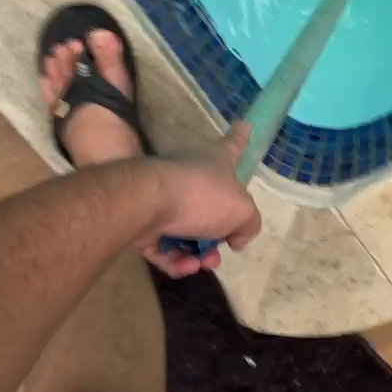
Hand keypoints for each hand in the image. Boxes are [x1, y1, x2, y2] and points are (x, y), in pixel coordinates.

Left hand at [140, 122, 261, 276]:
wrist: (146, 202)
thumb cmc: (201, 196)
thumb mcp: (243, 211)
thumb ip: (249, 225)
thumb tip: (238, 238)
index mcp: (216, 162)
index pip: (233, 146)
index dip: (241, 138)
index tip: (244, 125)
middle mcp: (190, 175)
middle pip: (211, 205)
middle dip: (220, 233)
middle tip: (225, 246)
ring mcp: (163, 199)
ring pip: (187, 232)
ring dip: (199, 253)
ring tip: (203, 263)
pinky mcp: (142, 223)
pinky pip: (165, 247)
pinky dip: (177, 260)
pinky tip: (186, 266)